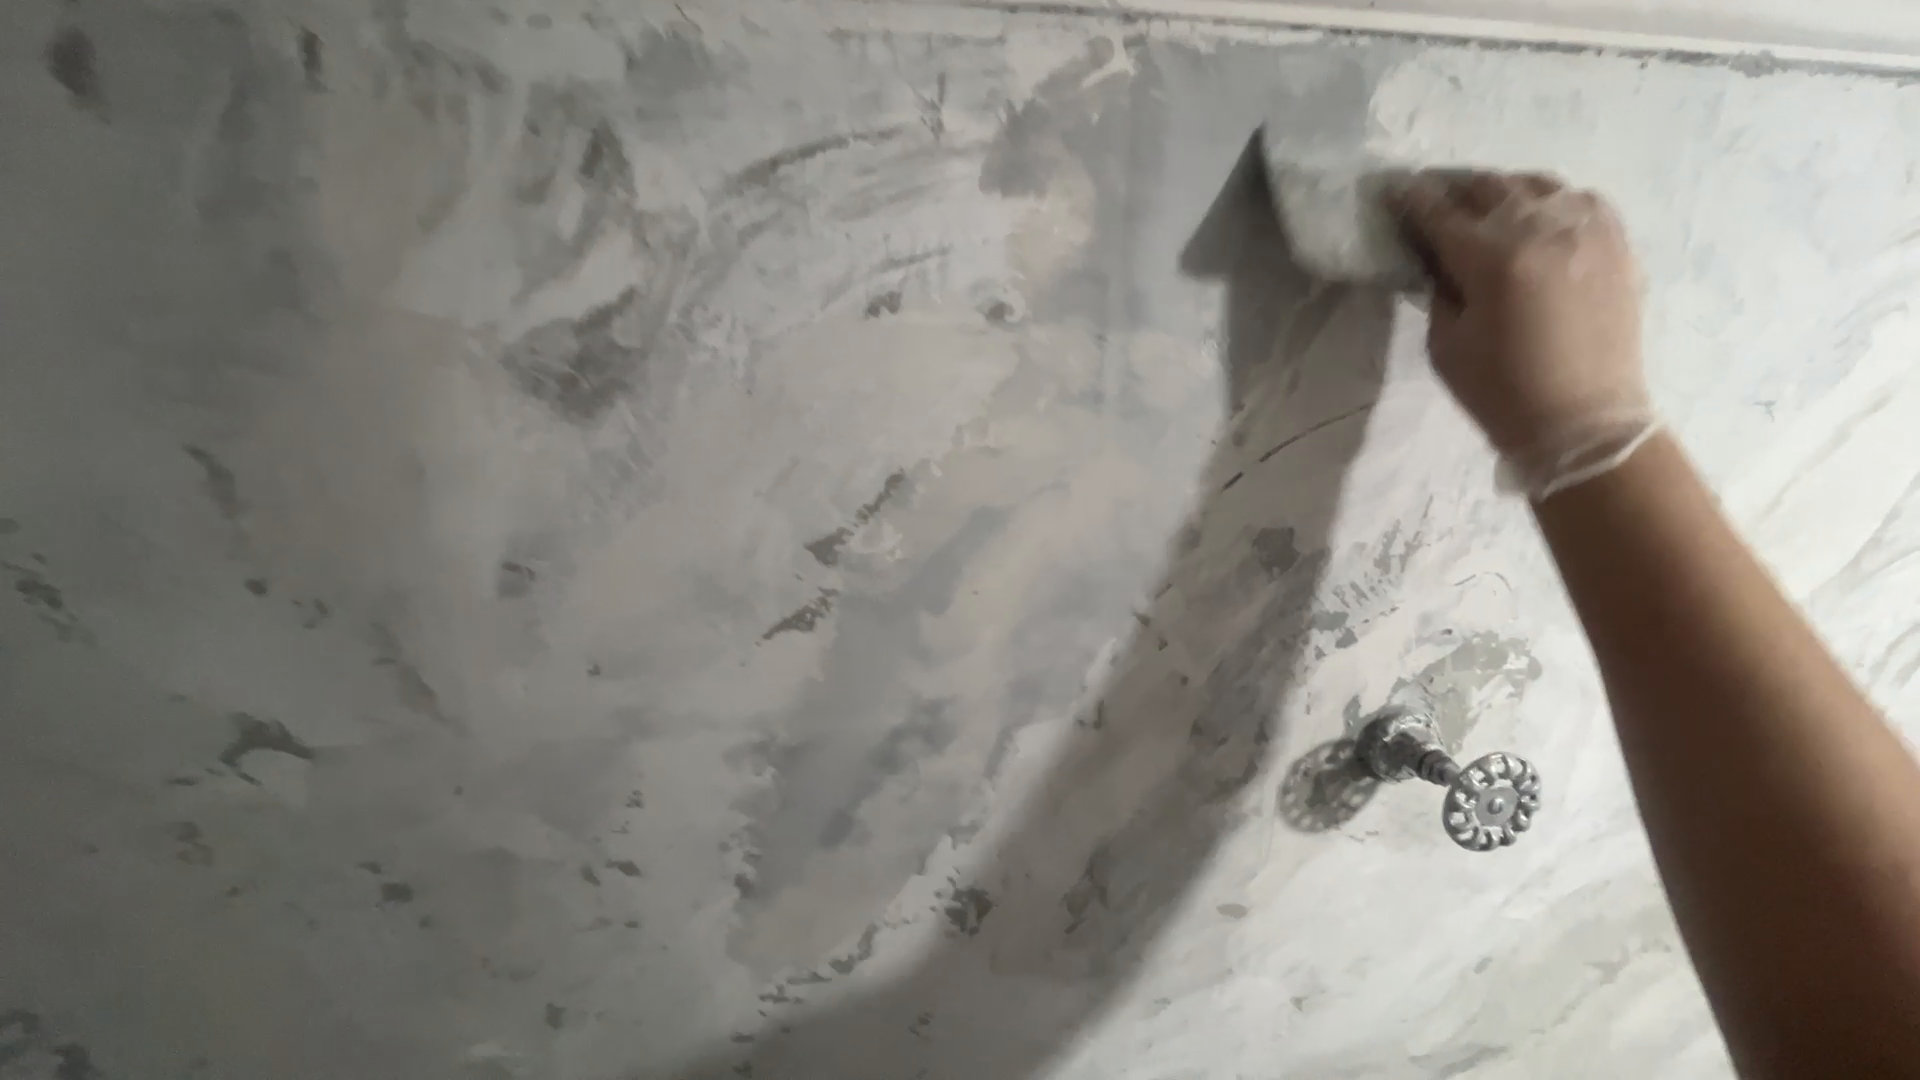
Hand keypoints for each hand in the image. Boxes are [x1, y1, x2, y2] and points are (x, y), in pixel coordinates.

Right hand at [1396, 171, 1648, 460]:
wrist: (1582, 418)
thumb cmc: (1497, 389)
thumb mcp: (1445, 343)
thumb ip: (1440, 290)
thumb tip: (1438, 260)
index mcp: (1493, 259)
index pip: (1441, 214)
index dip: (1413, 200)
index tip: (1394, 188)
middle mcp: (1544, 230)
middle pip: (1491, 188)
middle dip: (1456, 188)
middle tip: (1433, 194)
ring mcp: (1589, 231)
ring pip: (1539, 185)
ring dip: (1503, 190)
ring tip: (1484, 202)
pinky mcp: (1617, 243)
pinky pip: (1581, 200)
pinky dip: (1550, 200)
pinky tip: (1537, 215)